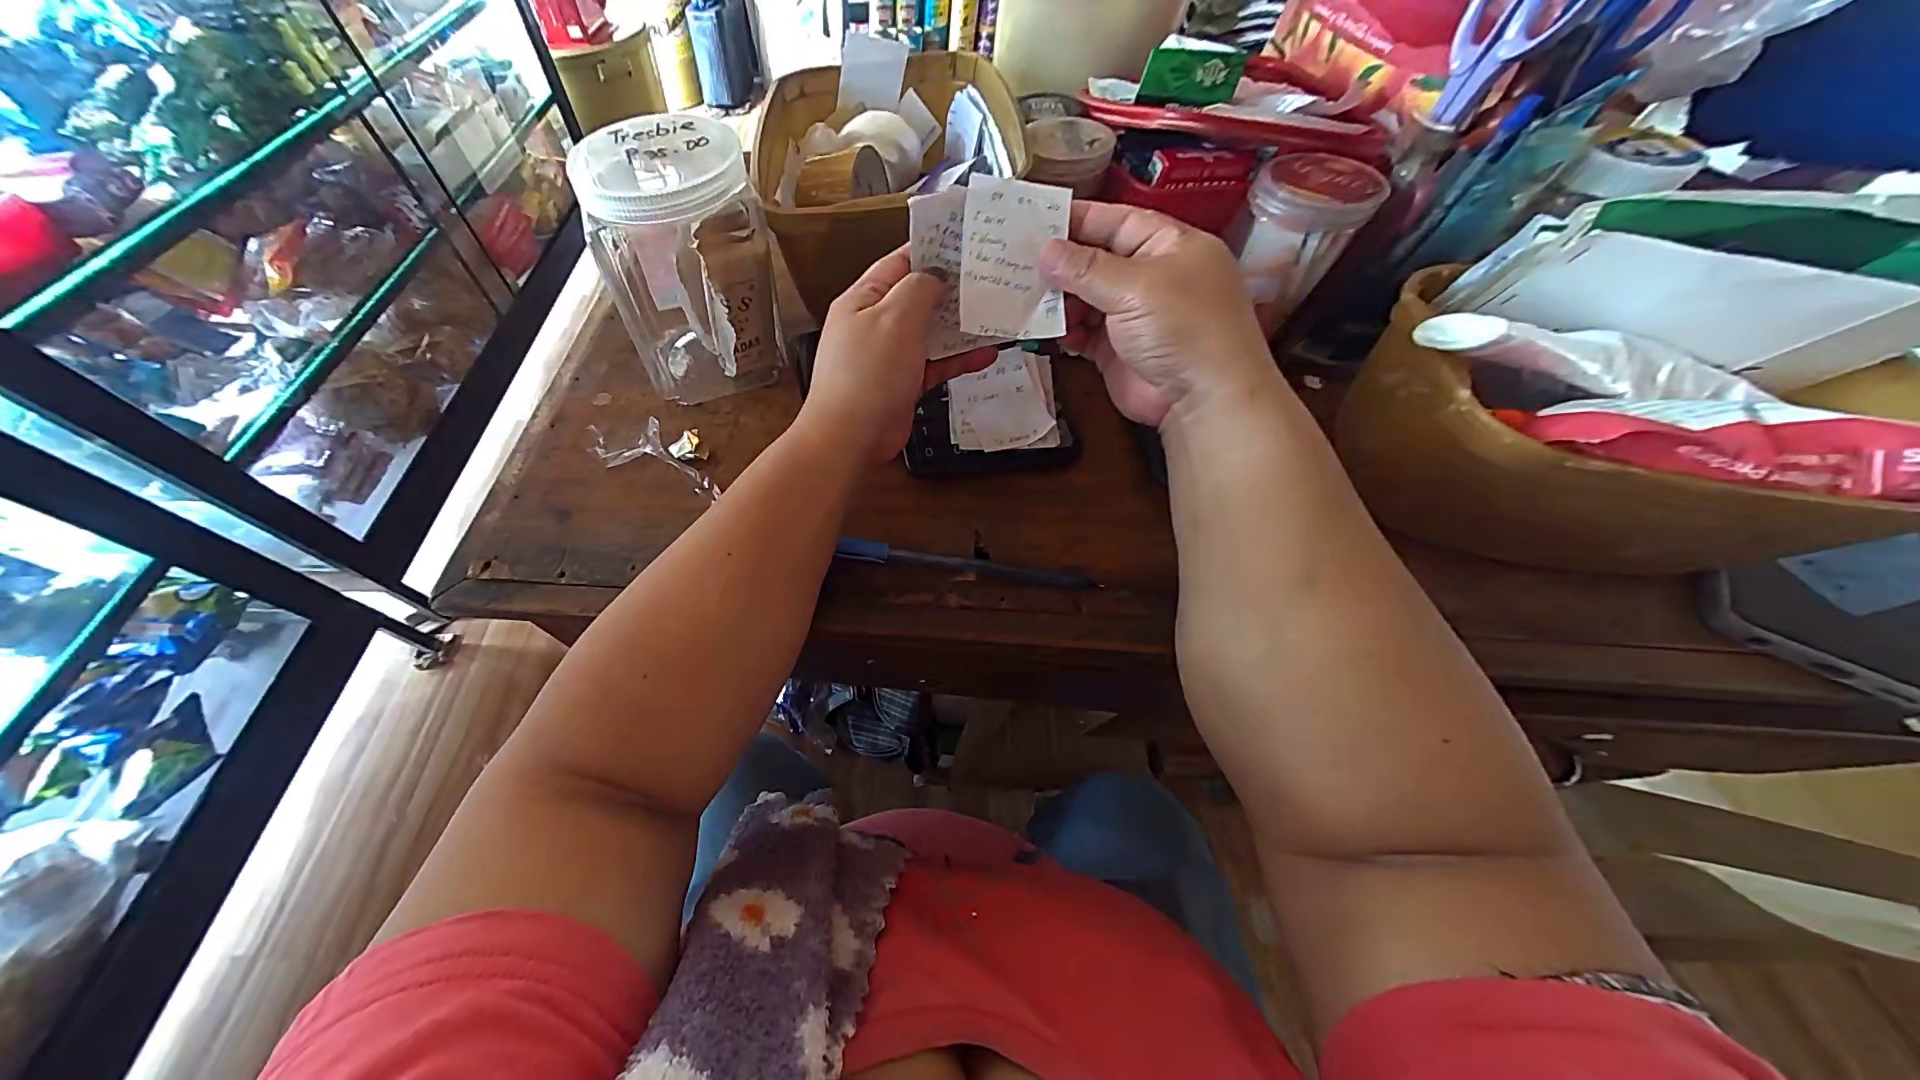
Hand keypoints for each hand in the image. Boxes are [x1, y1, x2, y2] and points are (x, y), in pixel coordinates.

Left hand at [798, 246, 996, 463]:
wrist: (850, 437)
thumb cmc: (866, 375)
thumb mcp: (895, 318)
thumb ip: (919, 288)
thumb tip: (936, 276)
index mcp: (864, 299)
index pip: (900, 262)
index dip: (933, 251)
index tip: (966, 245)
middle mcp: (875, 324)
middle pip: (919, 298)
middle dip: (953, 290)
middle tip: (989, 279)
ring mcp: (890, 355)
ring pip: (931, 333)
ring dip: (961, 327)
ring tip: (995, 315)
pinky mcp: (904, 383)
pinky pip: (936, 364)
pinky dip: (959, 359)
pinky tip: (986, 355)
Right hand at [1040, 202, 1277, 427]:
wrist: (1203, 399)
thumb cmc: (1184, 329)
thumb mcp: (1137, 287)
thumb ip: (1087, 268)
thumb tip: (1047, 250)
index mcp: (1168, 246)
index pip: (1117, 222)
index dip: (1079, 220)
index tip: (1038, 219)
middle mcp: (1150, 277)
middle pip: (1096, 260)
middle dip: (1062, 263)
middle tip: (1019, 260)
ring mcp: (1133, 315)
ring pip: (1085, 298)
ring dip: (1059, 299)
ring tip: (1029, 297)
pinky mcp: (1116, 350)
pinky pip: (1083, 333)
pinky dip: (1066, 330)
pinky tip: (1047, 328)